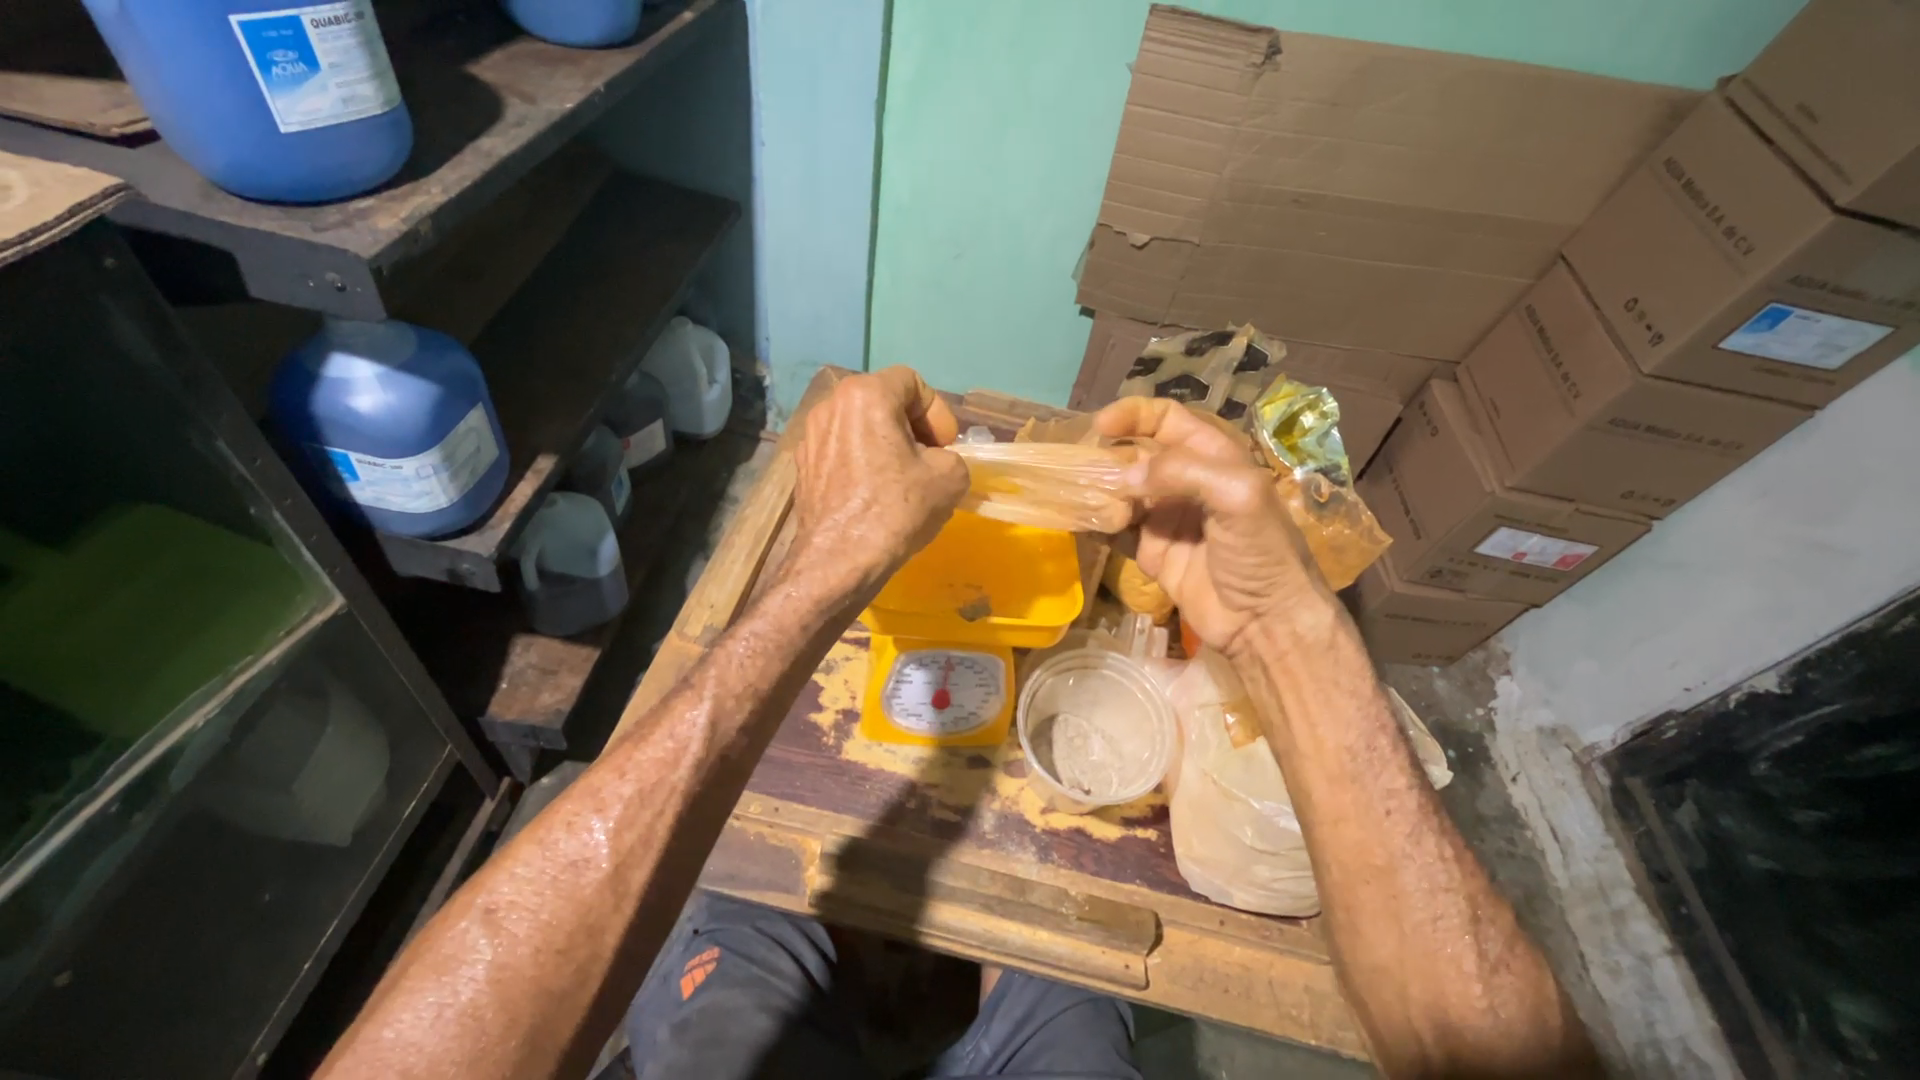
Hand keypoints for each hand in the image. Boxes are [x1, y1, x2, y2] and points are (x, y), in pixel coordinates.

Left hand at [789, 367, 969, 597]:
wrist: (838, 561)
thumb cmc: (896, 511)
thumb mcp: (949, 478)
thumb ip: (951, 457)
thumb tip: (936, 463)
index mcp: (865, 395)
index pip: (911, 381)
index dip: (936, 411)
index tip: (944, 446)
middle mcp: (831, 406)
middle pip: (883, 401)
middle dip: (912, 427)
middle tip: (929, 460)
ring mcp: (811, 437)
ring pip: (861, 427)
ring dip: (887, 446)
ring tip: (904, 481)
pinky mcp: (803, 468)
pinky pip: (843, 452)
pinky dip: (863, 464)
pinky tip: (875, 497)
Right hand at [1093, 397, 1332, 655]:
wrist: (1265, 622)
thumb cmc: (1262, 552)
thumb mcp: (1236, 497)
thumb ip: (1181, 472)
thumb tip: (1123, 475)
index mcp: (1213, 458)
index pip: (1167, 420)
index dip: (1134, 415)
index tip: (1101, 425)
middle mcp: (1187, 483)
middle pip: (1136, 455)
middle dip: (1109, 459)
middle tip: (1083, 472)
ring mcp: (1167, 519)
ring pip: (1122, 493)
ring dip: (1100, 493)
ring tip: (1088, 504)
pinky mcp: (1152, 553)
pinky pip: (1117, 531)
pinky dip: (1097, 525)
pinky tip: (1081, 523)